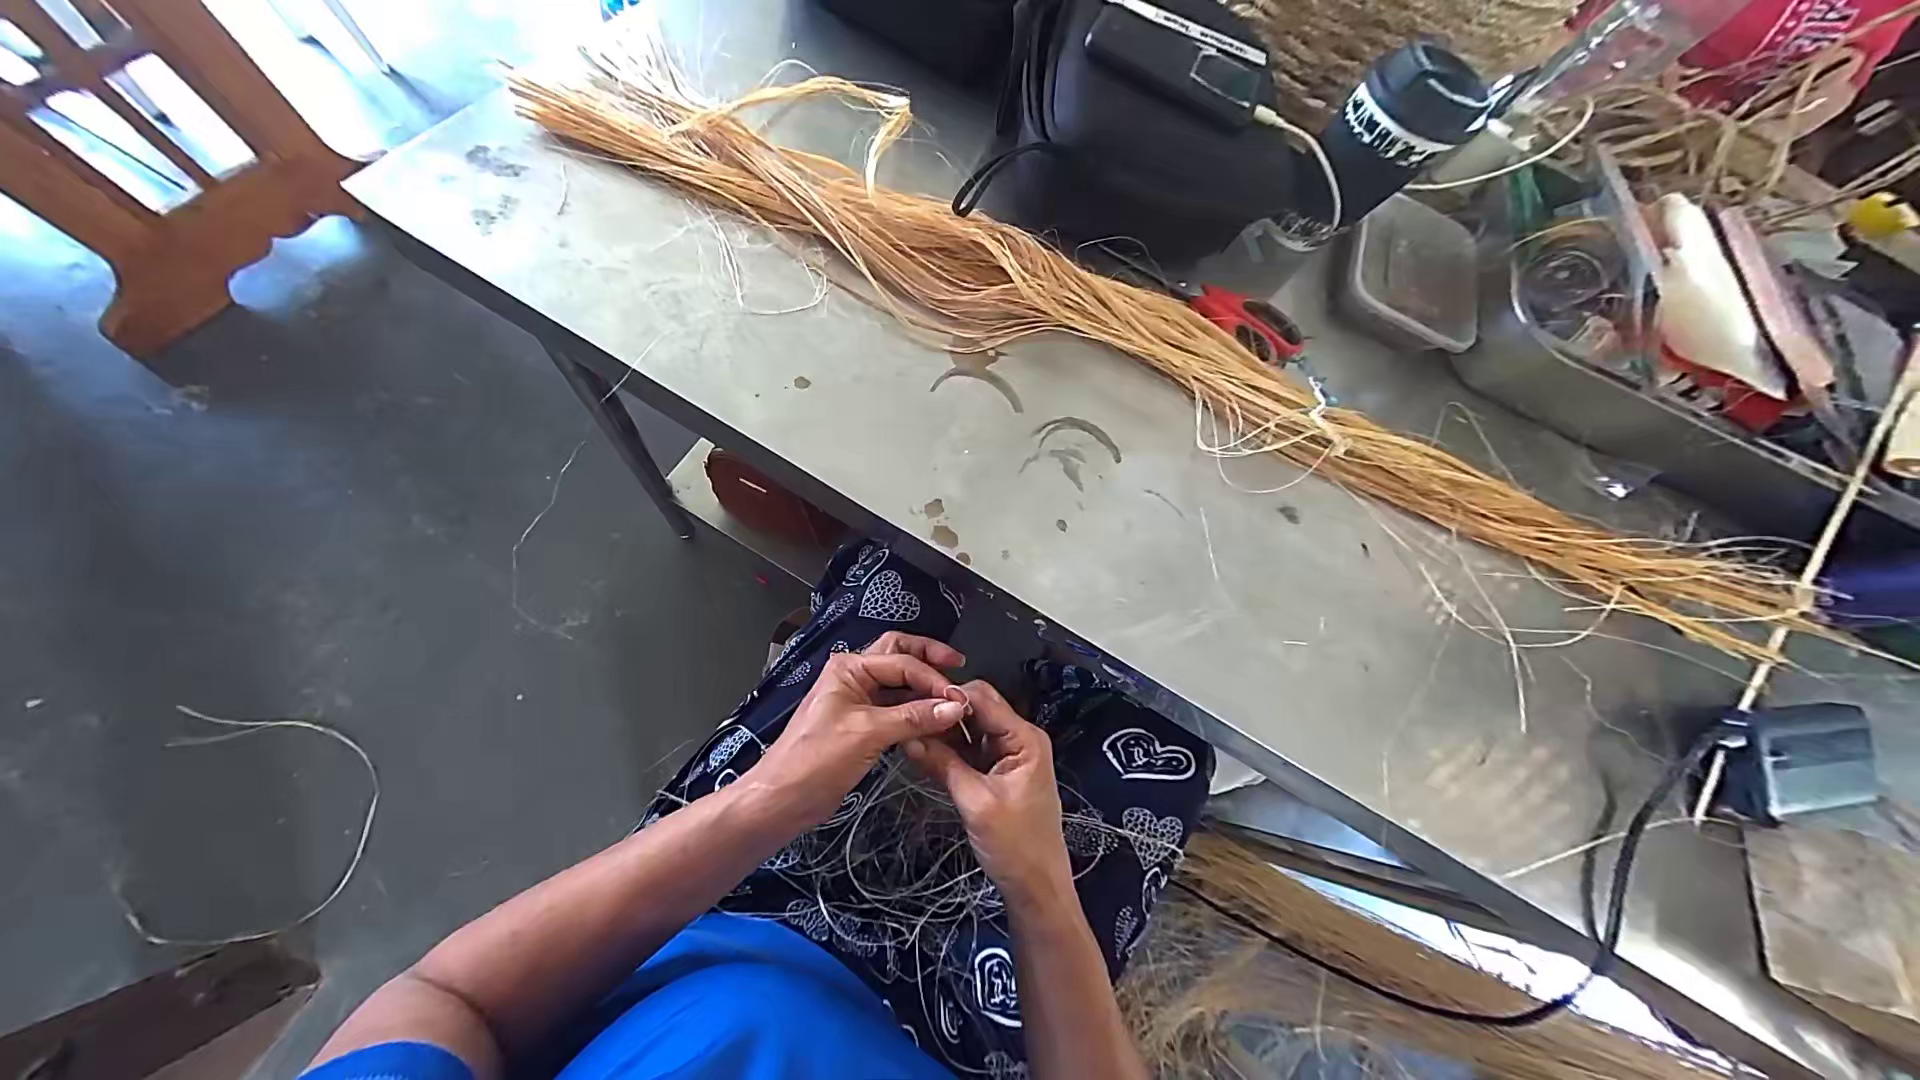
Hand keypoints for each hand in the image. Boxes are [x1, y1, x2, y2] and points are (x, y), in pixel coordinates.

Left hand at [743, 633, 968, 826]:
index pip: (902, 662)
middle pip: (900, 656)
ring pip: (900, 684)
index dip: (933, 678)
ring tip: (952, 699)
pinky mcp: (864, 725)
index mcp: (849, 668)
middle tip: (959, 666)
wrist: (782, 800)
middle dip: (929, 659)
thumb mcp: (867, 734)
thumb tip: (954, 707)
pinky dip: (917, 711)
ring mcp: (859, 701)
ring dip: (925, 688)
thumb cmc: (814, 760)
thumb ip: (913, 718)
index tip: (958, 699)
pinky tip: (936, 720)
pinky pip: (897, 708)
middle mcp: (854, 677)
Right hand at [904, 680, 1071, 905]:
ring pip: (971, 728)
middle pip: (977, 709)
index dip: (949, 696)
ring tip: (910, 733)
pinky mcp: (999, 771)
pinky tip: (925, 751)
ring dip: (945, 732)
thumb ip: (943, 764)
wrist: (1037, 889)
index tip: (914, 703)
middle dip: (944, 713)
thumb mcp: (975, 802)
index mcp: (1024, 737)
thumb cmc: (1015, 845)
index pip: (983, 698)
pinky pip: (972, 749)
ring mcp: (1010, 754)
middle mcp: (1020, 737)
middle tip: (909, 718)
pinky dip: (951, 750)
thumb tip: (908, 737)